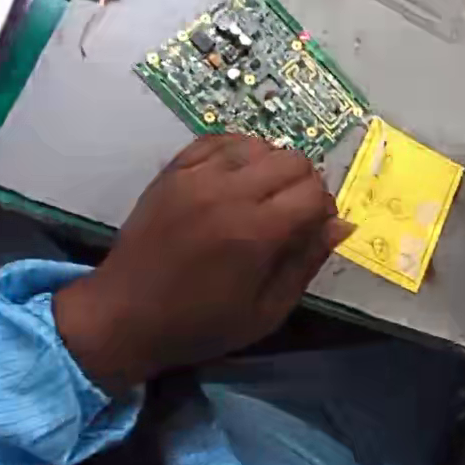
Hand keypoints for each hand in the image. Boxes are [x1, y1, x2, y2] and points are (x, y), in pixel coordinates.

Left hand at [54, 135, 354, 391]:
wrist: (124, 315)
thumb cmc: (199, 324)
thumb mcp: (265, 312)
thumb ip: (305, 264)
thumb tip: (340, 225)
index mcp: (254, 232)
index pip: (314, 193)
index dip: (324, 212)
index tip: (312, 231)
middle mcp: (227, 192)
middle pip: (292, 160)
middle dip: (304, 186)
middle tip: (290, 215)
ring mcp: (195, 176)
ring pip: (257, 144)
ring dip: (271, 167)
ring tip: (260, 197)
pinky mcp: (172, 171)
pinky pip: (217, 140)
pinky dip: (236, 152)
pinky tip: (234, 177)